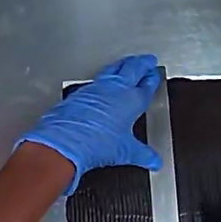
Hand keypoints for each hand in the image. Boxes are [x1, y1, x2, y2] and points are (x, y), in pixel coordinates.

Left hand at [18, 54, 162, 195]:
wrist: (65, 142)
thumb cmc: (96, 142)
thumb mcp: (126, 152)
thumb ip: (143, 155)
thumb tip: (153, 161)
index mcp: (131, 100)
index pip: (146, 85)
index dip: (152, 79)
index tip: (155, 73)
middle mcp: (114, 89)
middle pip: (132, 69)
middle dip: (141, 63)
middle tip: (148, 60)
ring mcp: (95, 88)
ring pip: (113, 69)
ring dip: (122, 65)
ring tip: (127, 63)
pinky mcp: (79, 93)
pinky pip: (95, 80)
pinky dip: (103, 77)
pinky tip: (102, 82)